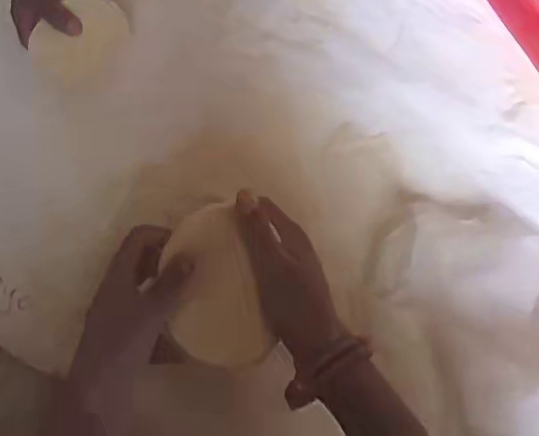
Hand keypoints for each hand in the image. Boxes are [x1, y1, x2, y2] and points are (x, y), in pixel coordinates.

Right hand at [12, 0, 80, 46]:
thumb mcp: (47, 0)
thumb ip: (59, 17)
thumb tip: (76, 33)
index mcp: (21, 14)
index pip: (27, 41)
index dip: (38, 51)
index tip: (53, 61)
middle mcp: (28, 9)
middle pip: (39, 31)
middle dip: (51, 42)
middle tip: (68, 52)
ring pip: (49, 20)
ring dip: (60, 28)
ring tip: (76, 39)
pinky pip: (58, 9)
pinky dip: (66, 16)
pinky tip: (78, 20)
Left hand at [59, 226, 193, 426]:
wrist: (94, 397)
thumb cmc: (121, 345)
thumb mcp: (151, 312)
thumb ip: (170, 283)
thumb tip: (189, 254)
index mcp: (117, 274)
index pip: (137, 236)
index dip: (160, 234)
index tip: (184, 246)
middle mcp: (113, 287)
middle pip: (139, 259)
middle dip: (164, 260)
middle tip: (188, 268)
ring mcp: (114, 312)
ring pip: (141, 287)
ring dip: (163, 288)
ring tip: (187, 295)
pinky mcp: (119, 335)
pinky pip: (142, 316)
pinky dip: (159, 318)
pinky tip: (178, 337)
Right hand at [234, 191, 347, 358]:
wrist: (318, 346)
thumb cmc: (293, 301)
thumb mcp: (271, 263)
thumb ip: (258, 230)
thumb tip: (244, 192)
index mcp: (294, 233)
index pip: (265, 206)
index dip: (245, 206)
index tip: (222, 217)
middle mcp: (299, 243)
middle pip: (268, 223)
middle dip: (247, 225)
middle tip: (220, 236)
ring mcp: (300, 263)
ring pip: (270, 243)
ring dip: (252, 244)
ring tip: (228, 254)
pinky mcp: (296, 282)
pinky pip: (272, 261)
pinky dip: (258, 261)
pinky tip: (246, 275)